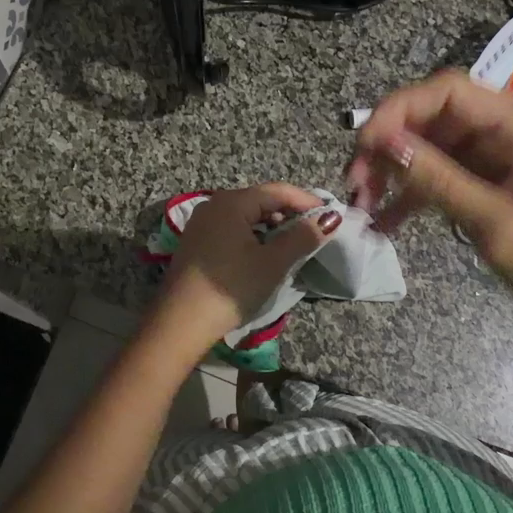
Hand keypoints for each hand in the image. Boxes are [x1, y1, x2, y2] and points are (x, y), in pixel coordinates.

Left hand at [143, 184, 341, 356]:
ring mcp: (202, 223)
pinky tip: (264, 253)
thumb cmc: (232, 288)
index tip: (331, 217)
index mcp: (231, 202)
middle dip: (289, 213)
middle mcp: (213, 204)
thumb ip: (302, 237)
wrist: (181, 322)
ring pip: (246, 215)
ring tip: (293, 244)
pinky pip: (232, 228)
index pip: (277, 191)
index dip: (307, 201)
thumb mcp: (272, 263)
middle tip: (314, 232)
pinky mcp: (197, 242)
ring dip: (271, 226)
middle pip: (260, 200)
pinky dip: (253, 235)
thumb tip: (330, 219)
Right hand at [346, 71, 512, 327]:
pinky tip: (387, 222)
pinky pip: (446, 175)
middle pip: (435, 116)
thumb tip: (383, 142)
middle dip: (390, 145)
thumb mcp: (500, 226)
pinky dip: (417, 195)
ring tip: (364, 204)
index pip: (449, 91)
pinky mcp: (497, 181)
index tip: (363, 145)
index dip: (399, 109)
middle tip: (355, 182)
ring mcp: (503, 156)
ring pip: (433, 146)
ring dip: (397, 172)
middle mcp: (512, 131)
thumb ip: (440, 180)